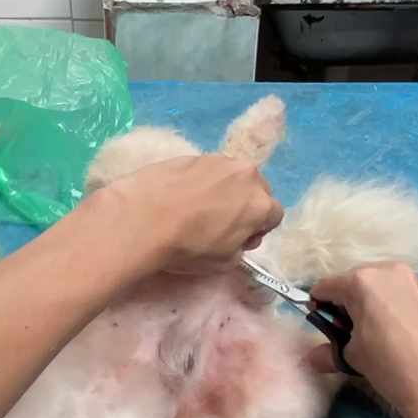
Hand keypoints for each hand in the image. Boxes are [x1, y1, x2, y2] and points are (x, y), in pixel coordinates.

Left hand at [96, 155, 283, 273]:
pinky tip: (181, 196)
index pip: (274, 216)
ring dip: (225, 190)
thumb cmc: (189, 247)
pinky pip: (208, 170)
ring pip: (233, 176)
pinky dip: (202, 181)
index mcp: (261, 204)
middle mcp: (247, 175)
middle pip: (257, 191)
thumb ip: (240, 248)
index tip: (240, 239)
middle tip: (221, 222)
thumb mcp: (224, 263)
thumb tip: (236, 239)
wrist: (143, 218)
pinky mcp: (194, 154)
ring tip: (198, 207)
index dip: (259, 229)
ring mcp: (219, 160)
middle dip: (246, 205)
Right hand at [305, 265, 417, 417]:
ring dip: (383, 304)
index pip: (328, 286)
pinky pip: (417, 298)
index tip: (322, 320)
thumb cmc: (390, 368)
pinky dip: (410, 311)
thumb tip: (311, 358)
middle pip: (362, 282)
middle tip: (356, 332)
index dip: (320, 303)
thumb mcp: (353, 359)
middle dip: (354, 303)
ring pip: (392, 288)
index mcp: (363, 281)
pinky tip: (415, 338)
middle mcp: (393, 272)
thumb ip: (328, 352)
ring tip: (389, 336)